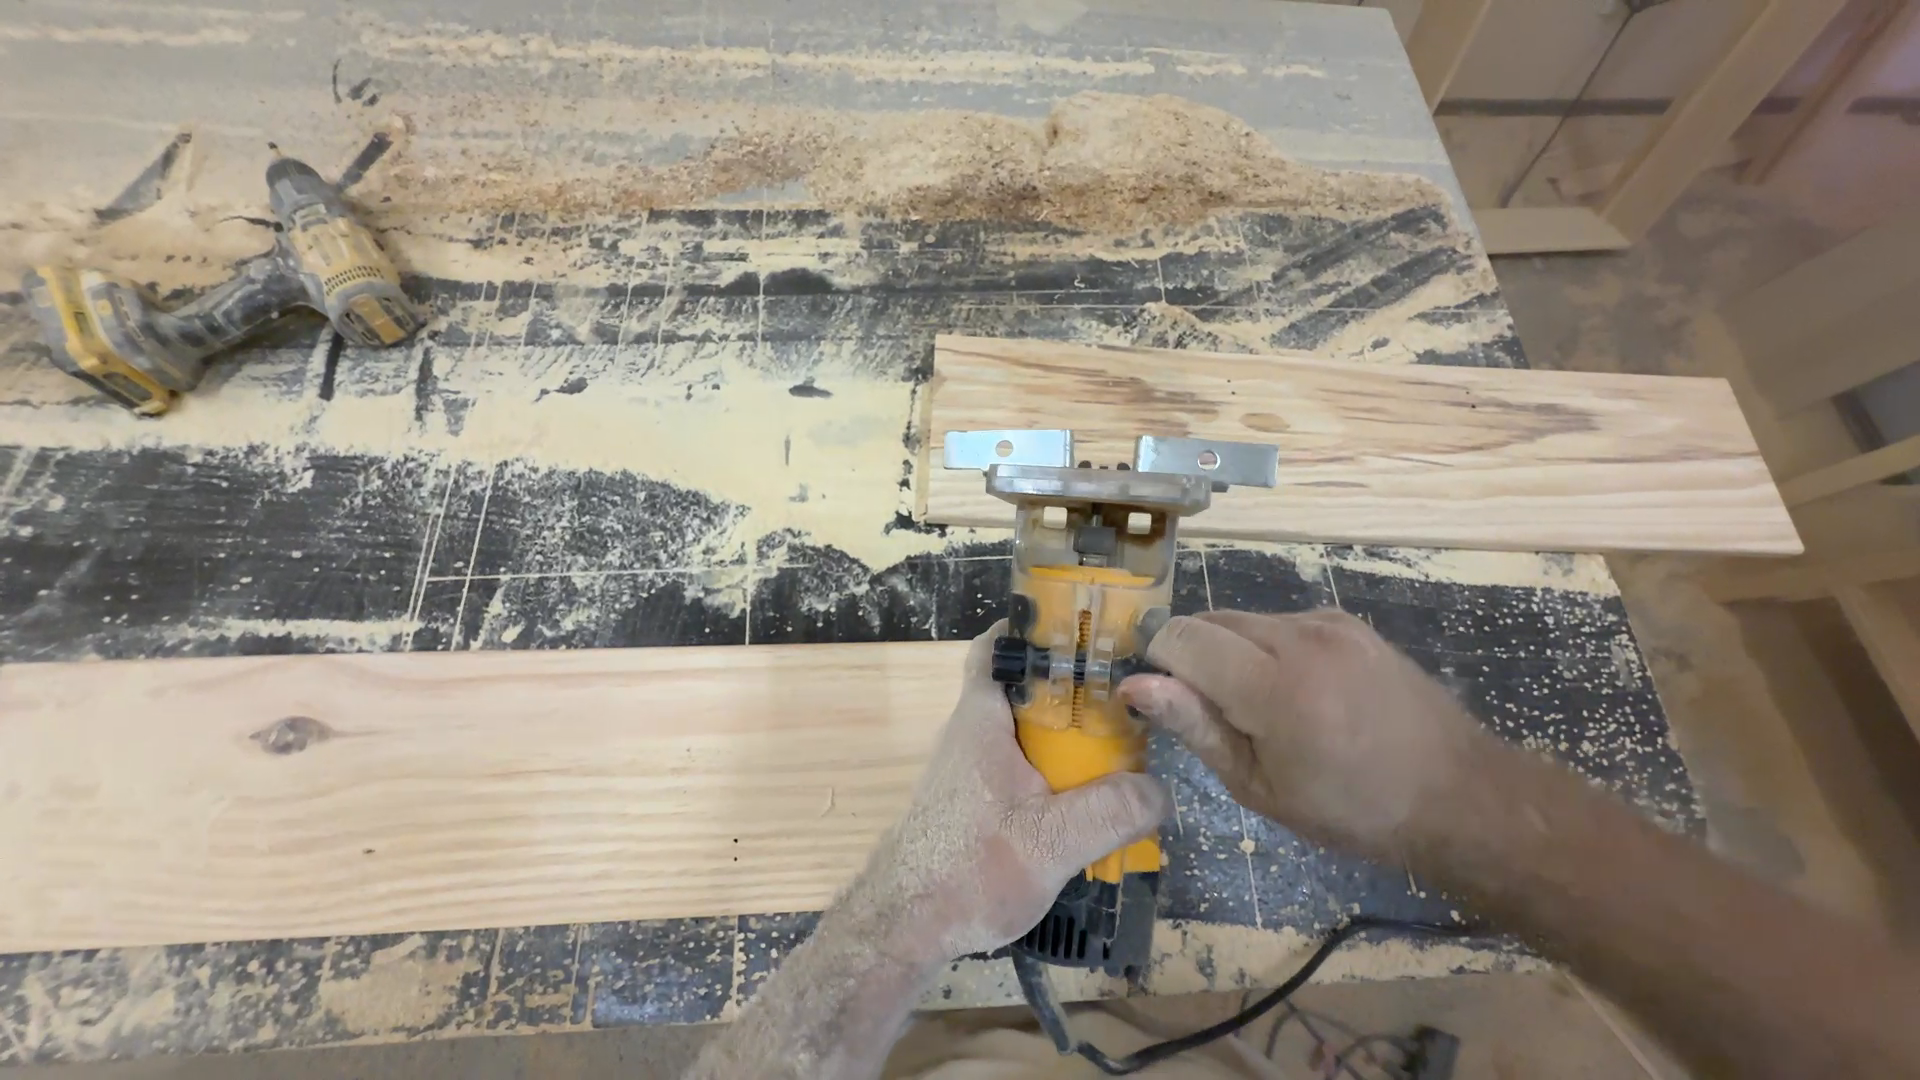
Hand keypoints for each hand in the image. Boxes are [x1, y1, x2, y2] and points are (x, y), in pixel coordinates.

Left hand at [857, 622, 1169, 963]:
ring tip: (1120, 747)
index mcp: (982, 718)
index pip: (997, 646)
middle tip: (1126, 697)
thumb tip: (1160, 790)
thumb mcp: (1051, 842)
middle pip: (1024, 687)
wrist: (907, 924)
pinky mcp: (976, 796)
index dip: (1034, 628)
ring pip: (1025, 728)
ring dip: (1066, 733)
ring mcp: (972, 765)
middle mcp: (973, 730)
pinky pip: (1022, 763)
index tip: (1085, 631)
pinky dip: (1054, 768)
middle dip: (1072, 687)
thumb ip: (1110, 811)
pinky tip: (1086, 795)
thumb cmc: (968, 869)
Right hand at [1120, 609, 1489, 858]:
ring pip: (1240, 619)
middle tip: (1214, 713)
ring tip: (1259, 705)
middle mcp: (1298, 635)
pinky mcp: (1345, 619)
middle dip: (1192, 658)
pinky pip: (1277, 621)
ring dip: (1227, 652)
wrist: (1460, 793)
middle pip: (1206, 620)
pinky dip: (1263, 647)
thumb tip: (1135, 685)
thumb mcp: (1258, 785)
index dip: (1158, 664)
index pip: (1178, 636)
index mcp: (1274, 685)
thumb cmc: (1350, 809)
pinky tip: (1294, 688)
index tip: (1167, 702)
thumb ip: (1195, 726)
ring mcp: (1326, 620)